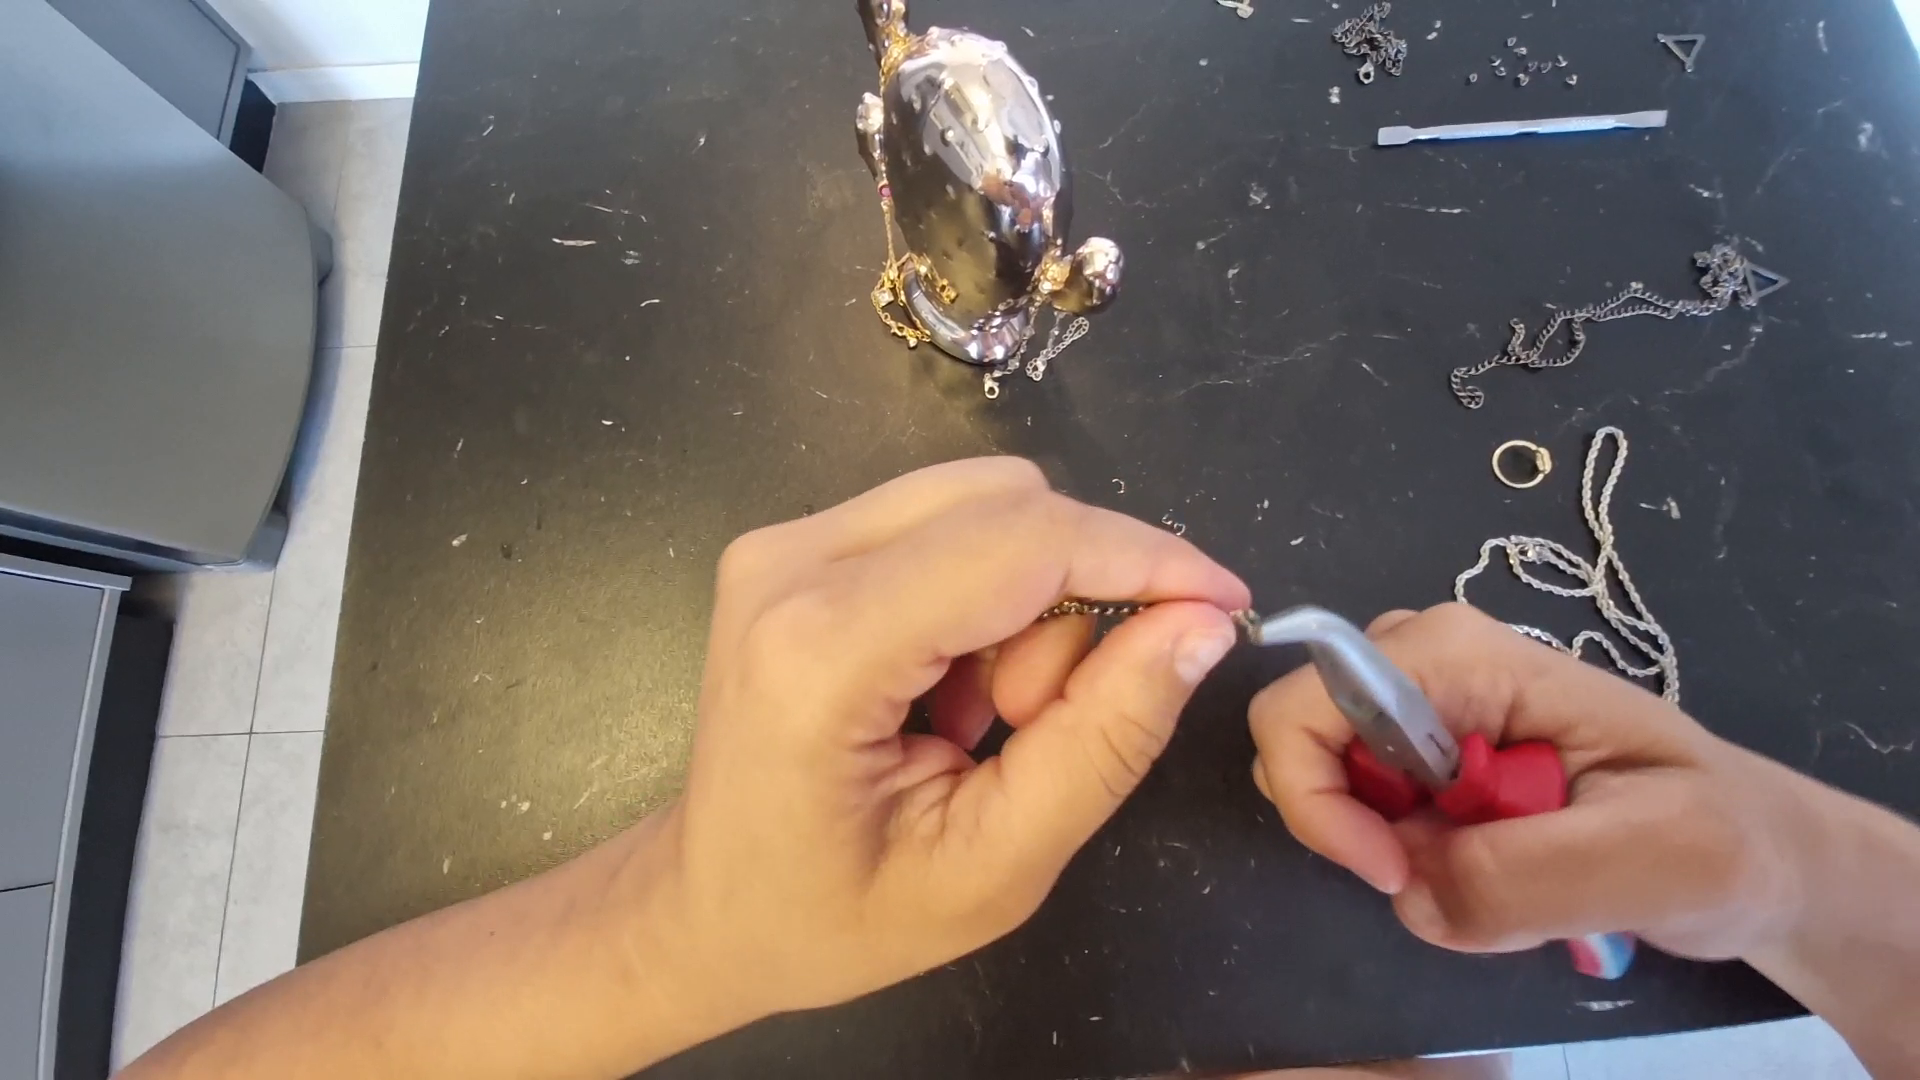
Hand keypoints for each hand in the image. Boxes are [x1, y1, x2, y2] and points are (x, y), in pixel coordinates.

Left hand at [646, 458, 1248, 1027]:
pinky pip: (941, 520)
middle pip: (1007, 502)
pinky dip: (984, 590)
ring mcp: (785, 542)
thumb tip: (1196, 627)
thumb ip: (1106, 740)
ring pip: (981, 502)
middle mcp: (792, 562)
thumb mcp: (996, 863)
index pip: (1021, 543)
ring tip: (990, 709)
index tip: (1220, 599)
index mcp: (823, 649)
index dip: (1142, 558)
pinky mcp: (794, 543)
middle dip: (1075, 594)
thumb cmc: (834, 911)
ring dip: (1028, 596)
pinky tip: (952, 678)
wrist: (705, 898)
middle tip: (1041, 712)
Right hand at [1247, 603, 1812, 962]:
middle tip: (1444, 878)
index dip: (1312, 795)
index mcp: (1449, 653)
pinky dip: (1399, 846)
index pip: (1298, 709)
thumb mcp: (1659, 859)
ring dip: (1385, 841)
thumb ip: (1524, 877)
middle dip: (1352, 824)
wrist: (1751, 846)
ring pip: (1322, 773)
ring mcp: (1405, 696)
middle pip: (1298, 740)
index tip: (1390, 873)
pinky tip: (1477, 856)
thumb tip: (1407, 895)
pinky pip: (1355, 796)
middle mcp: (1409, 657)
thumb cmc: (1723, 835)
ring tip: (1487, 870)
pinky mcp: (1409, 737)